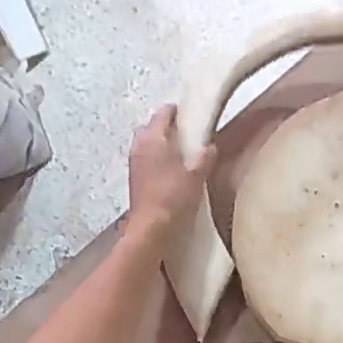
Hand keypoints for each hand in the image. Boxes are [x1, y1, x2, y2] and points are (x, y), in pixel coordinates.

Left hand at [126, 105, 214, 234]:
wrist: (150, 230)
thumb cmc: (173, 198)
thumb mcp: (196, 176)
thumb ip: (204, 158)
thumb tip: (210, 147)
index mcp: (153, 137)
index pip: (164, 112)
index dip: (178, 112)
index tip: (191, 116)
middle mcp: (139, 147)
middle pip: (152, 128)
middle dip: (167, 129)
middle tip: (185, 136)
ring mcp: (134, 165)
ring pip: (146, 146)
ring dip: (160, 147)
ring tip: (179, 156)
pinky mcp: (133, 182)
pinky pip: (145, 163)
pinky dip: (155, 162)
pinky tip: (169, 174)